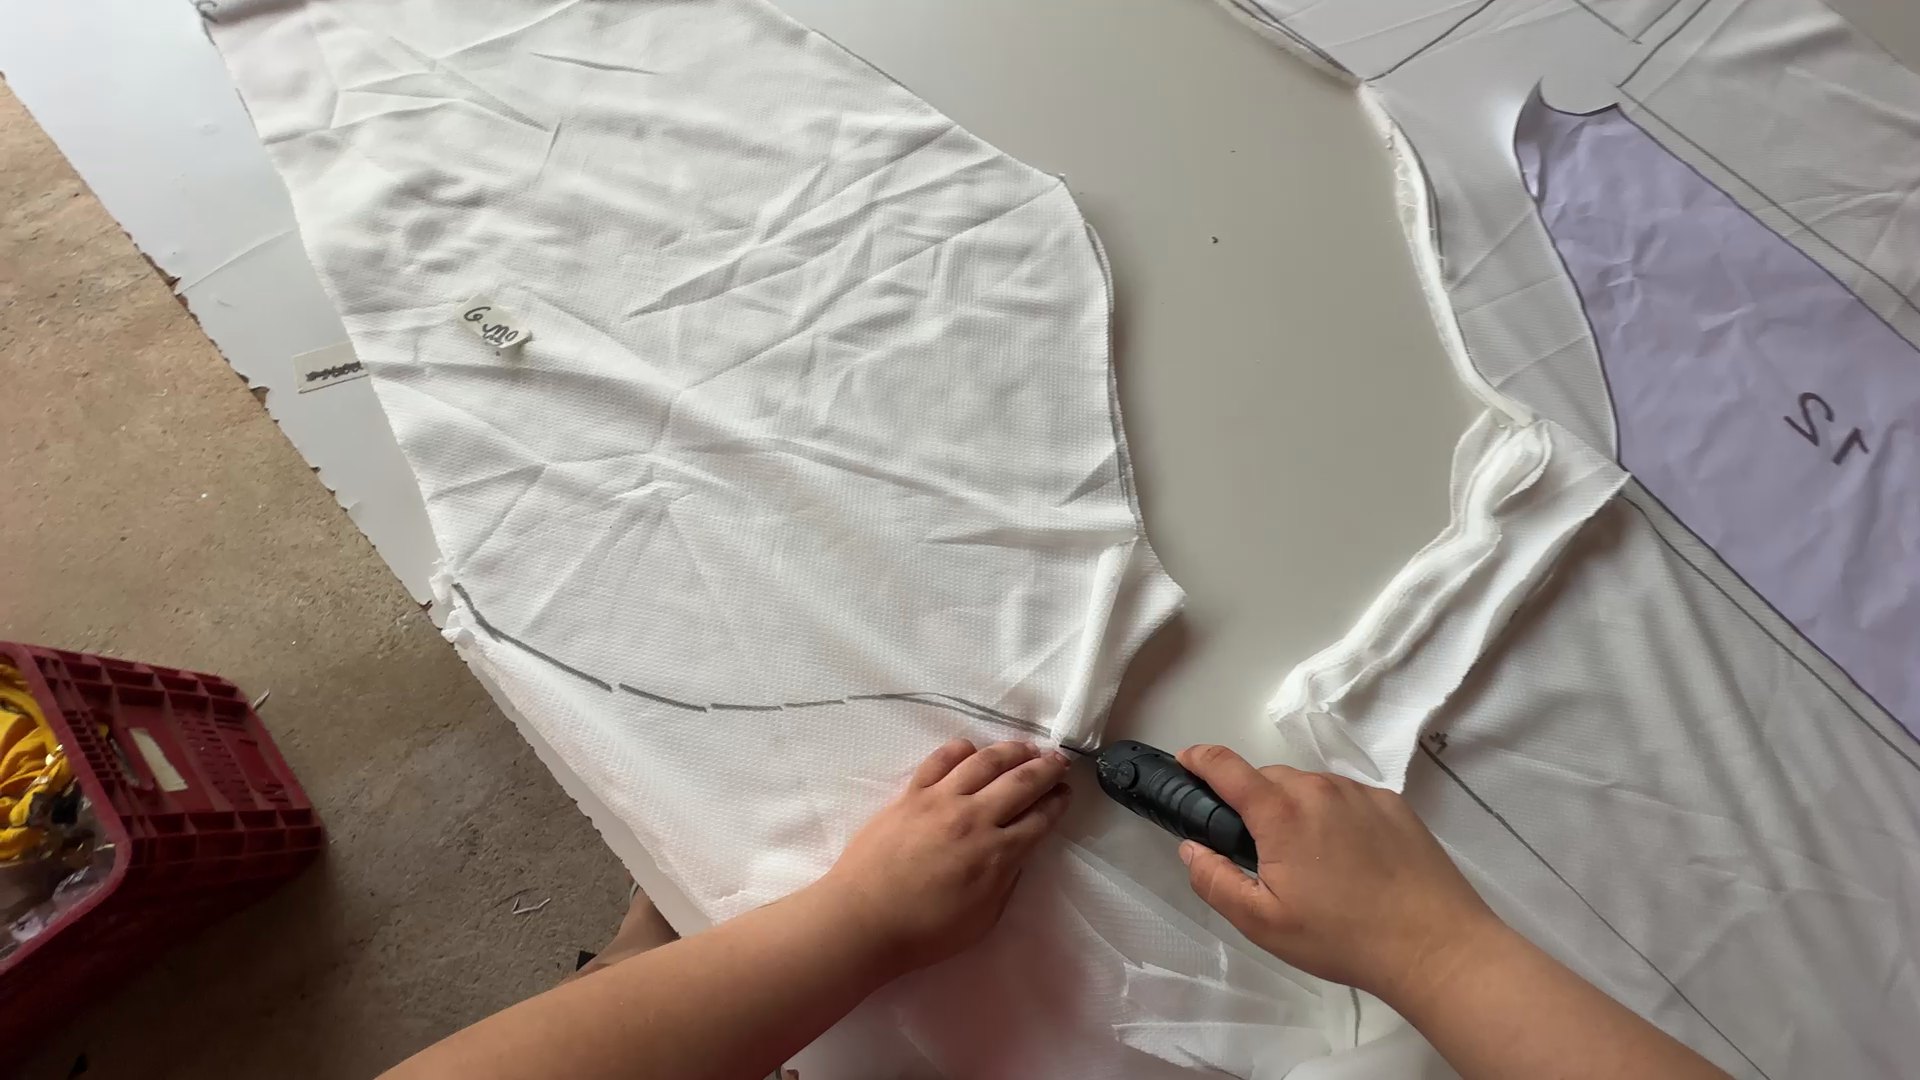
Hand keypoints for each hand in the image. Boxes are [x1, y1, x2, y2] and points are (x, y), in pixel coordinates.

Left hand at [817, 739, 1071, 974]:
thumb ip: (1006, 880)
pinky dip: (961, 749)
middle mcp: (975, 817)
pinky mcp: (912, 792)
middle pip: (1021, 782)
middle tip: (1060, 761)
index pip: (1039, 818)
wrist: (863, 920)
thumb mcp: (982, 920)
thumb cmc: (924, 932)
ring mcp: (941, 799)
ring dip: (1012, 750)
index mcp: (996, 854)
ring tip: (1027, 747)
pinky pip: (941, 759)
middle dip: (1047, 769)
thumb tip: (1020, 850)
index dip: (1057, 802)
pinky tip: (973, 749)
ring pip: (986, 761)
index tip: (1066, 792)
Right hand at [1175, 744, 1504, 1003]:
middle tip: (1260, 845)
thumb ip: (1214, 881)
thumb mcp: (1263, 923)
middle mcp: (1315, 789)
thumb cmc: (1344, 938)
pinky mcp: (1391, 802)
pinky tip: (1350, 854)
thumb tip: (1191, 847)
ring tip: (1311, 856)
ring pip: (1306, 785)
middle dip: (1252, 800)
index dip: (1198, 758)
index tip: (1186, 761)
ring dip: (1293, 806)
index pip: (1225, 765)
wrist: (1440, 951)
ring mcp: (1357, 792)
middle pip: (1266, 777)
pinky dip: (1333, 812)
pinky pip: (1345, 795)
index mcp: (1279, 812)